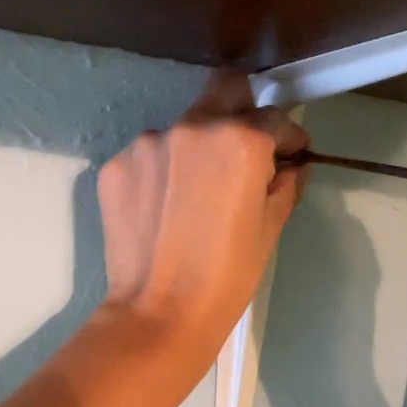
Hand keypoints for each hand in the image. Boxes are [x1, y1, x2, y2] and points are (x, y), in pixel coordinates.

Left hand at [96, 69, 309, 352]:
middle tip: (244, 151)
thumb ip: (284, 184)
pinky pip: (148, 157)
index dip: (287, 138)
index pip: (273, 117)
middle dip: (241, 110)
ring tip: (194, 197)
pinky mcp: (116, 167)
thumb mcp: (269, 229)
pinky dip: (161, 173)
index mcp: (240, 140)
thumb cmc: (226, 278)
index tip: (289, 156)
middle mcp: (191, 128)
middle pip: (223, 91)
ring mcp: (147, 144)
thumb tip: (290, 166)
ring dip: (195, 150)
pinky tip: (164, 210)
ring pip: (181, 128)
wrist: (159, 315)